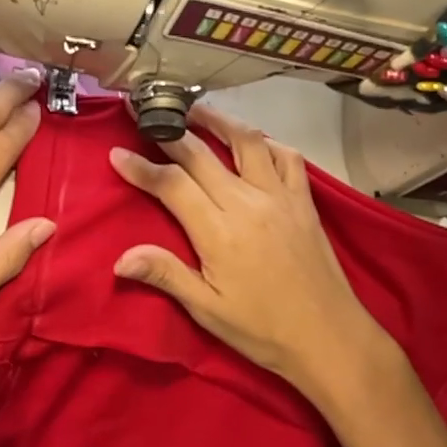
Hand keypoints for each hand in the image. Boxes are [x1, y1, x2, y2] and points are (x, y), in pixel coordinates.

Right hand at [109, 106, 387, 399]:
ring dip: (218, 120)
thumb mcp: (208, 310)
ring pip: (246, 141)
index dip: (140, 167)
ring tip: (196, 110)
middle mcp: (247, 202)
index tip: (116, 152)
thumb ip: (166, 275)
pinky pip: (287, 156)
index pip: (171, 185)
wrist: (329, 336)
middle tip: (146, 113)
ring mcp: (279, 196)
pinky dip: (267, 141)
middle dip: (170, 131)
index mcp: (218, 232)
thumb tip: (120, 258)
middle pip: (201, 154)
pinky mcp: (304, 200)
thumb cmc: (262, 330)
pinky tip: (255, 141)